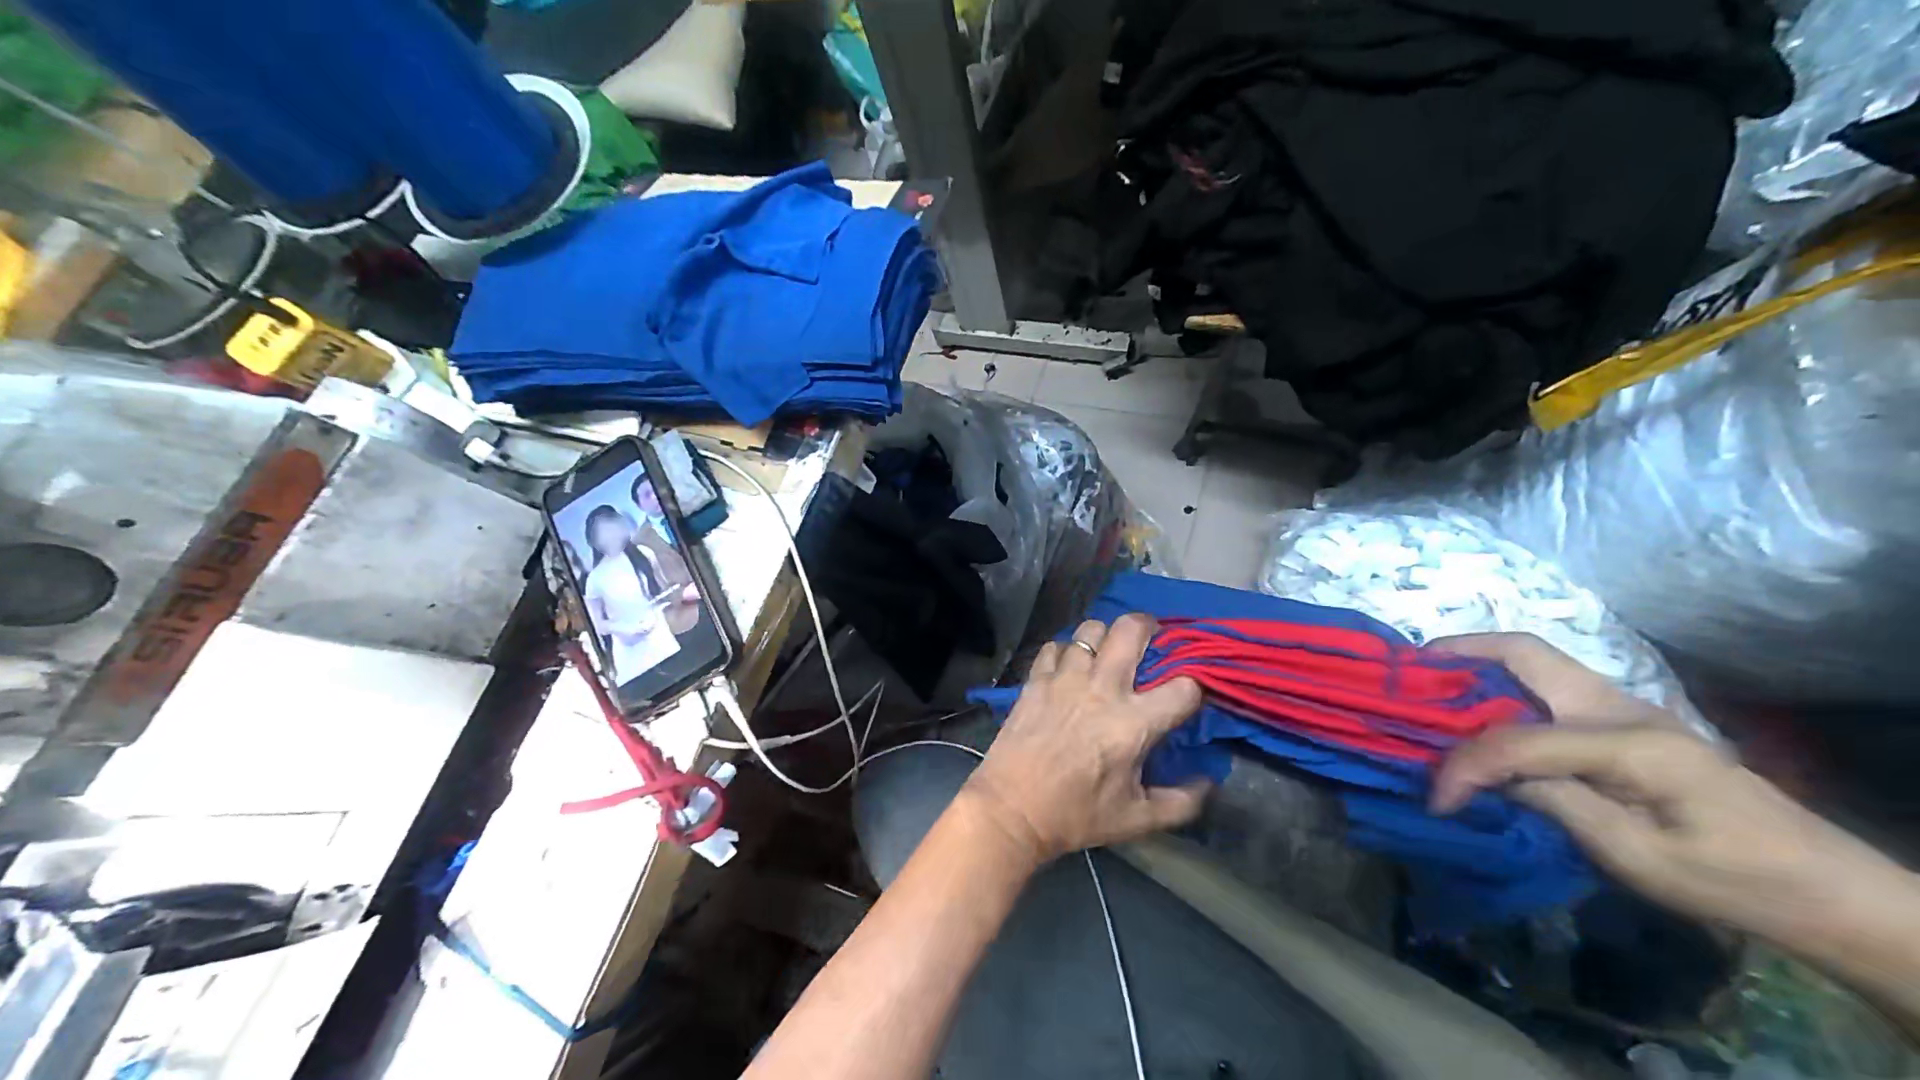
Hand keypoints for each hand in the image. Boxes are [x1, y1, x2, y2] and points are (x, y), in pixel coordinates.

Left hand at [960, 615, 1210, 865]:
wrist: (1011, 809)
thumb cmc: (1075, 815)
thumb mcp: (1137, 820)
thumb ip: (1181, 802)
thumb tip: (1208, 781)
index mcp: (1133, 723)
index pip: (1183, 687)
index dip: (1194, 688)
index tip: (1188, 695)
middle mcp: (1102, 688)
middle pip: (1132, 630)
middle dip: (1149, 627)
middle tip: (1152, 638)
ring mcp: (1065, 678)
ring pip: (1091, 629)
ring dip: (1104, 637)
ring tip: (1106, 653)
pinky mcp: (1036, 679)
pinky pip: (1055, 646)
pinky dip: (1066, 651)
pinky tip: (1068, 668)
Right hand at [1429, 633, 1915, 950]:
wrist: (1824, 888)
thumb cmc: (1732, 879)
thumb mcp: (1635, 856)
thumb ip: (1553, 802)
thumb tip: (1486, 777)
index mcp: (1629, 741)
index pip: (1517, 741)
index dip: (1465, 766)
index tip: (1436, 798)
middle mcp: (1622, 706)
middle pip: (1527, 653)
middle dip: (1461, 653)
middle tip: (1412, 671)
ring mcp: (1625, 708)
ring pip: (1535, 663)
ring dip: (1479, 667)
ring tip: (1434, 688)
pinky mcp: (1624, 723)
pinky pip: (1548, 688)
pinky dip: (1502, 687)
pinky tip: (1481, 711)